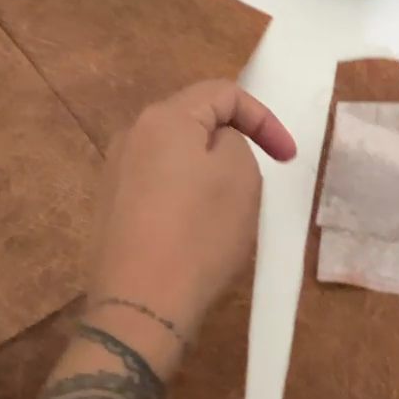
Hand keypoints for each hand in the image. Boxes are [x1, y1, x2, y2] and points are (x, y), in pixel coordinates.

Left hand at [88, 81, 296, 339]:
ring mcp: (115, 172)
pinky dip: (185, 194)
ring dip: (209, 170)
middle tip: (259, 178)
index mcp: (164, 118)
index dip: (263, 118)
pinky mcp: (110, 207)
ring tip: (230, 207)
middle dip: (235, 143)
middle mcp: (131, 135)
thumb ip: (236, 142)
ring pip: (176, 155)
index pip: (223, 93)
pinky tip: (195, 229)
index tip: (288, 158)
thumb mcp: (241, 177)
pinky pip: (158, 184)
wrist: (139, 305)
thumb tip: (217, 145)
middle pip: (195, 120)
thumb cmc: (199, 234)